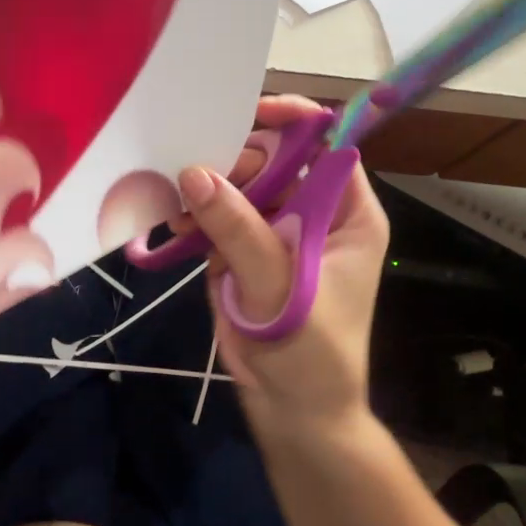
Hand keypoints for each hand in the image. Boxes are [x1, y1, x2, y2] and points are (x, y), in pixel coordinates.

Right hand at [177, 95, 390, 431]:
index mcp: (346, 214)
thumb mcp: (278, 287)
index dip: (291, 121)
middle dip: (234, 166)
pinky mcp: (246, 253)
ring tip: (180, 216)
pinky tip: (179, 231)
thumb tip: (194, 172)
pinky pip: (218, 217)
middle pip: (272, 161)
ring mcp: (276, 233)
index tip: (246, 113)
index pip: (325, 146)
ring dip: (208, 194)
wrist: (294, 412)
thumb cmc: (310, 352)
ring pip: (238, 187)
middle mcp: (313, 214)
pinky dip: (197, 220)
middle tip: (196, 183)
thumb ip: (238, 228)